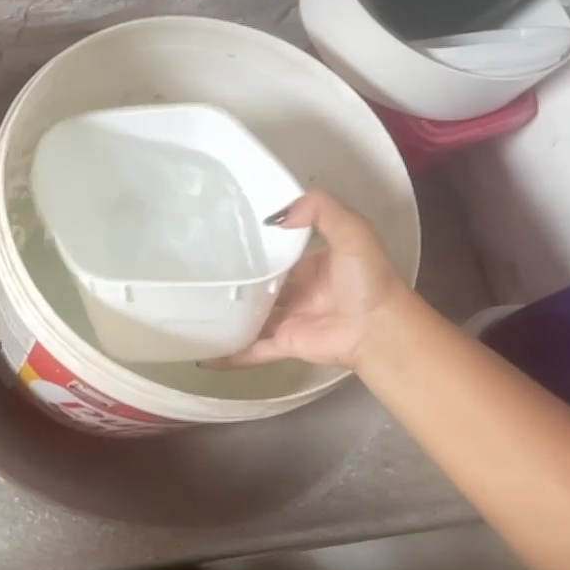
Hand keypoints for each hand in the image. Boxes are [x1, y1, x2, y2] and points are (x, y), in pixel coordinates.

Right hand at [204, 191, 412, 369]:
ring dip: (225, 318)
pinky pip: (251, 351)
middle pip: (257, 288)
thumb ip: (320, 211)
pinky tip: (203, 357)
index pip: (275, 256)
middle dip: (232, 284)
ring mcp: (289, 320)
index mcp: (311, 267)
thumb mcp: (353, 232)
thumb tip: (274, 217)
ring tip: (189, 311)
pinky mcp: (283, 344)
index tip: (220, 242)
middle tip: (197, 275)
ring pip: (249, 319)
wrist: (380, 329)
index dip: (251, 249)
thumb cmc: (368, 280)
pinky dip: (228, 356)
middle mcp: (298, 293)